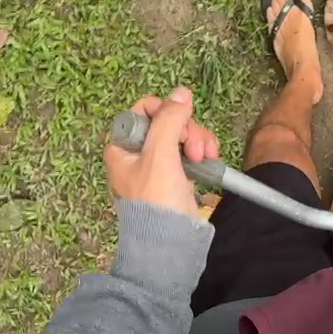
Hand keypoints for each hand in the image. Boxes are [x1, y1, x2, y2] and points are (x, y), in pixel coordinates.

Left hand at [104, 87, 218, 217]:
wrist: (170, 241)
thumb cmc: (158, 199)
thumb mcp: (160, 154)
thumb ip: (169, 120)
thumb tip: (181, 92)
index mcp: (122, 146)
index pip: (143, 110)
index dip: (165, 113)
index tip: (180, 126)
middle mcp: (137, 153)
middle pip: (167, 121)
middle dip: (188, 131)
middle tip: (197, 150)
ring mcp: (158, 165)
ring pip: (182, 135)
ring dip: (198, 141)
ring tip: (207, 158)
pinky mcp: (176, 176)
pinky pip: (190, 152)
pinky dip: (202, 153)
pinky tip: (210, 162)